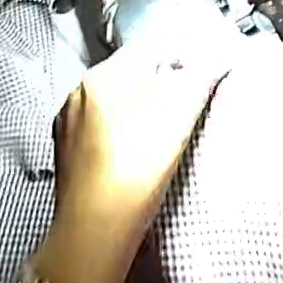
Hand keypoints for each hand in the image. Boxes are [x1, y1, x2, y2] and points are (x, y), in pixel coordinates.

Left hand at [30, 0, 237, 282]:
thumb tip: (218, 57)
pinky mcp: (64, 152)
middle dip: (156, 83)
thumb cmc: (139, 167)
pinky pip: (97, 126)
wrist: (95, 234)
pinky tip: (132, 152)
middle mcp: (79, 90)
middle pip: (129, 73)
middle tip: (181, 106)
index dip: (176, 58)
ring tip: (158, 131)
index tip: (196, 76)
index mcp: (104, 74)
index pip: (147, 48)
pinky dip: (116, 130)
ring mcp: (67, 122)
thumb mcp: (180, 116)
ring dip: (135, 106)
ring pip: (112, 100)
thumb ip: (200, 77)